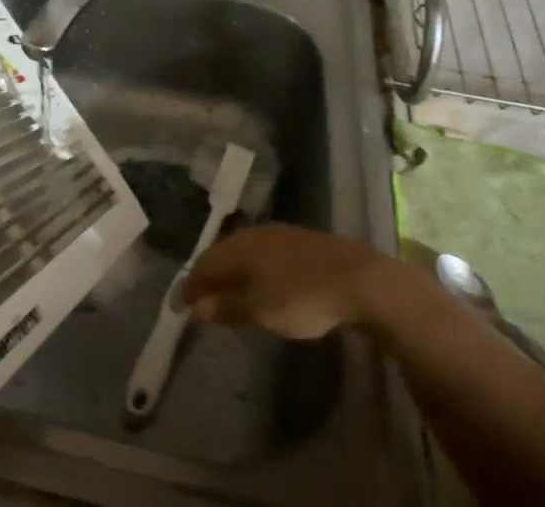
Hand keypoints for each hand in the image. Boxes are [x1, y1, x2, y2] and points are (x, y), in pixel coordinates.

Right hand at [179, 223, 387, 339]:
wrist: (362, 281)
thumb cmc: (303, 298)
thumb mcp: (259, 310)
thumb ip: (226, 307)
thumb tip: (196, 307)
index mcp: (238, 247)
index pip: (203, 264)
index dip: (190, 286)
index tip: (181, 307)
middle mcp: (255, 233)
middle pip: (223, 254)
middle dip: (210, 277)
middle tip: (203, 300)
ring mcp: (282, 234)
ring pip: (246, 252)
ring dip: (234, 273)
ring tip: (232, 294)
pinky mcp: (304, 242)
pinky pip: (267, 254)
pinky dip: (256, 270)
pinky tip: (265, 284)